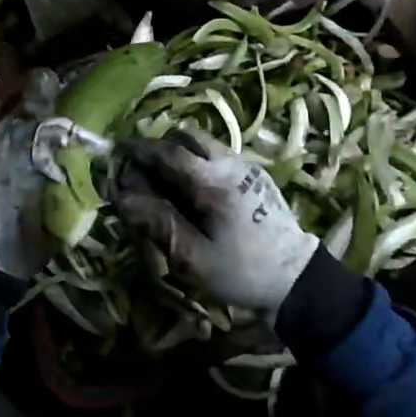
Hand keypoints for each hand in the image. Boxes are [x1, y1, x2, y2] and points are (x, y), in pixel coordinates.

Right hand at [114, 129, 317, 316]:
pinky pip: (217, 157)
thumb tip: (122, 198)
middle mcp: (230, 165)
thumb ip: (158, 222)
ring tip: (164, 180)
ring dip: (179, 153)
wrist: (297, 279)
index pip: (169, 152)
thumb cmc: (242, 271)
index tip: (118, 150)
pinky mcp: (255, 176)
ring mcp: (246, 167)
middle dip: (160, 146)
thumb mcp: (194, 256)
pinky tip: (191, 191)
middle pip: (188, 137)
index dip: (140, 149)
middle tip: (141, 167)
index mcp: (213, 183)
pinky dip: (196, 162)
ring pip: (204, 145)